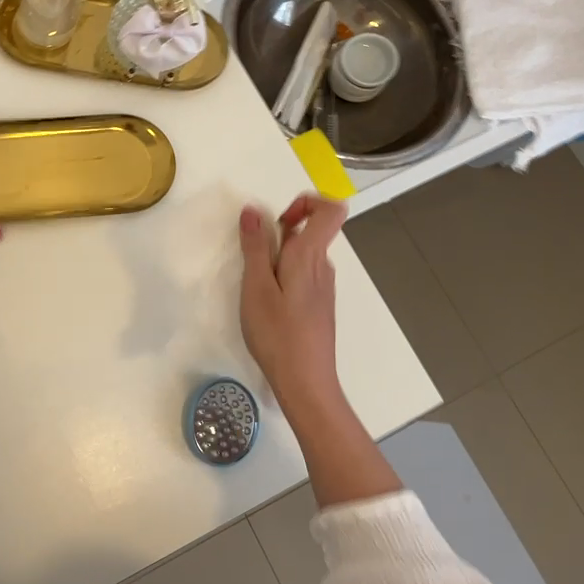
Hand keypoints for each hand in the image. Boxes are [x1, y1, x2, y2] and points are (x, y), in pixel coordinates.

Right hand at [238, 194, 349, 407]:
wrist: (305, 381)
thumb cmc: (277, 333)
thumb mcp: (255, 287)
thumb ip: (255, 247)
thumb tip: (253, 210)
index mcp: (310, 256)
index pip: (331, 210)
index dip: (308, 202)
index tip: (279, 219)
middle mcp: (323, 266)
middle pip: (312, 231)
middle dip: (280, 233)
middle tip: (256, 258)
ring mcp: (325, 287)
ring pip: (305, 254)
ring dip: (279, 257)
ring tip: (257, 286)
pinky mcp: (320, 305)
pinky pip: (304, 274)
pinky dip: (285, 276)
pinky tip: (269, 305)